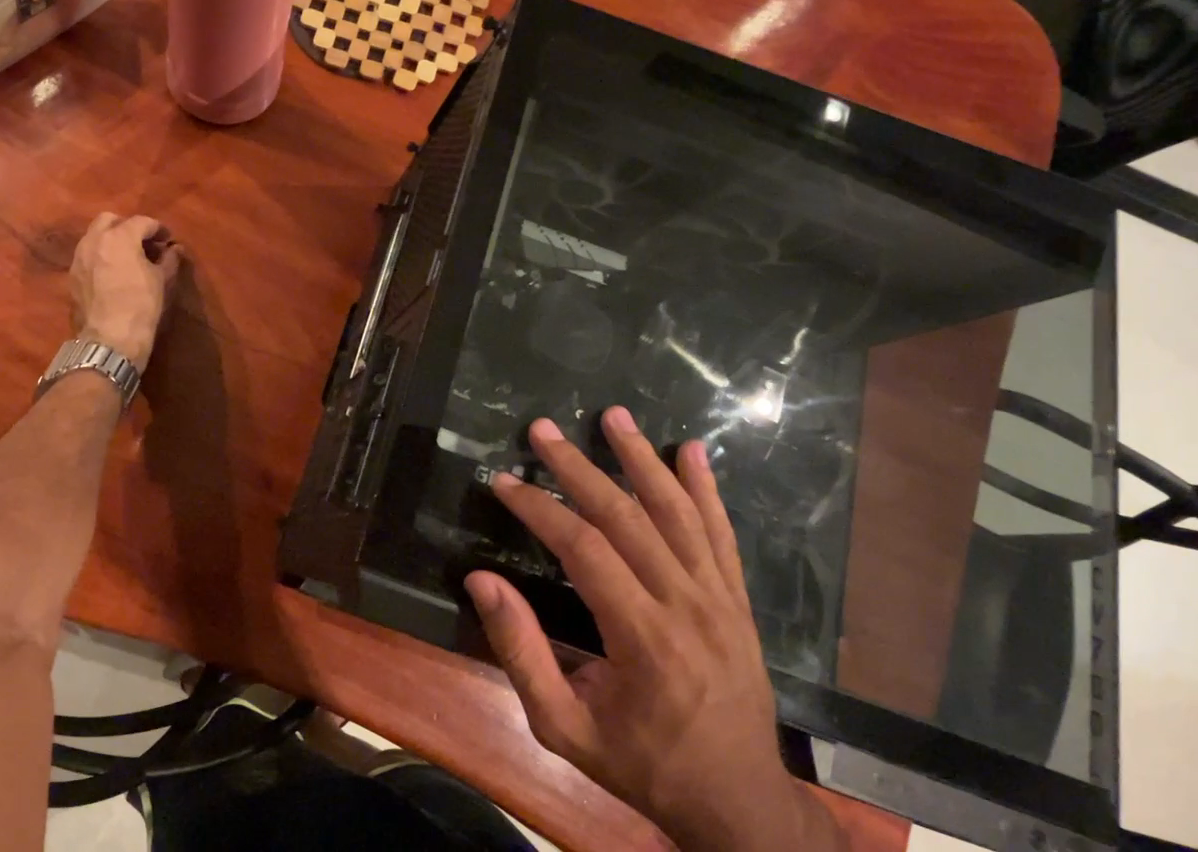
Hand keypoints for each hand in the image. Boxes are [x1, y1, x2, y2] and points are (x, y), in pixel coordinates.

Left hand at [69, 213, 180, 372]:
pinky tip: (111, 274)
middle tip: (143, 243)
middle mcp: (94, 241)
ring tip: (126, 258)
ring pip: (94, 237)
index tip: (168, 239)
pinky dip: (100, 257)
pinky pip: (87, 257)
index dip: (158, 229)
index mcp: (119, 237)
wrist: (109, 339)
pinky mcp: (72, 277)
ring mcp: (79, 258)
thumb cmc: (141, 306)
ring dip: (111, 240)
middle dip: (127, 227)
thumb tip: (175, 249)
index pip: (141, 222)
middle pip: (110, 220)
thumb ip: (169, 259)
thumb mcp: (161, 281)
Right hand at [465, 410, 844, 851]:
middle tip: (543, 429)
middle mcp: (686, 605)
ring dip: (642, 459)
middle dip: (580, 468)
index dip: (539, 509)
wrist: (738, 803)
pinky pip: (721, 534)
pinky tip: (693, 451)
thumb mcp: (562, 727)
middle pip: (629, 516)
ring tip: (613, 416)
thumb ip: (519, 652)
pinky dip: (707, 489)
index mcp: (642, 637)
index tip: (502, 481)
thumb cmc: (642, 765)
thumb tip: (481, 580)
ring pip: (679, 512)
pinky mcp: (737, 602)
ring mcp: (720, 599)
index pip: (583, 549)